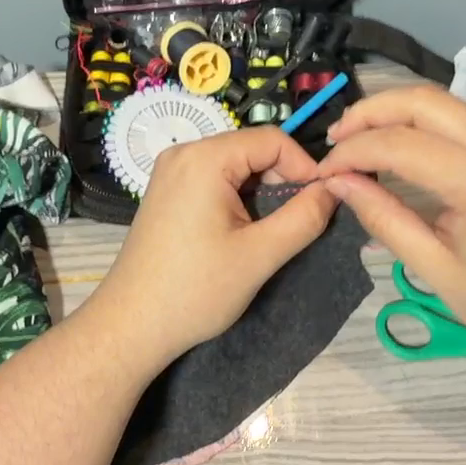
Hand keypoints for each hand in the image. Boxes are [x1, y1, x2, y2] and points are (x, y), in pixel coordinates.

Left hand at [86, 127, 339, 367]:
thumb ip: (304, 217)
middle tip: (300, 221)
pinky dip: (238, 197)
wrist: (130, 325)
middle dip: (283, 179)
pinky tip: (244, 231)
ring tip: (274, 230)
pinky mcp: (167, 191)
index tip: (323, 202)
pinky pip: (215, 178)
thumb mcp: (260, 255)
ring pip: (235, 165)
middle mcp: (184, 153)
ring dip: (262, 191)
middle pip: (252, 148)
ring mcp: (171, 171)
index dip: (305, 166)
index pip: (272, 139)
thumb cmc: (195, 290)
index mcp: (204, 158)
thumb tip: (335, 190)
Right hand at [315, 85, 465, 359]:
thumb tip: (337, 182)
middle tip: (333, 140)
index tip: (322, 171)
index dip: (353, 151)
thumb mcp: (436, 270)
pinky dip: (417, 121)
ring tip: (353, 138)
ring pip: (439, 101)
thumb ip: (384, 218)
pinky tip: (392, 141)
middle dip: (369, 112)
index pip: (401, 143)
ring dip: (392, 111)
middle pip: (422, 101)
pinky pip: (457, 116)